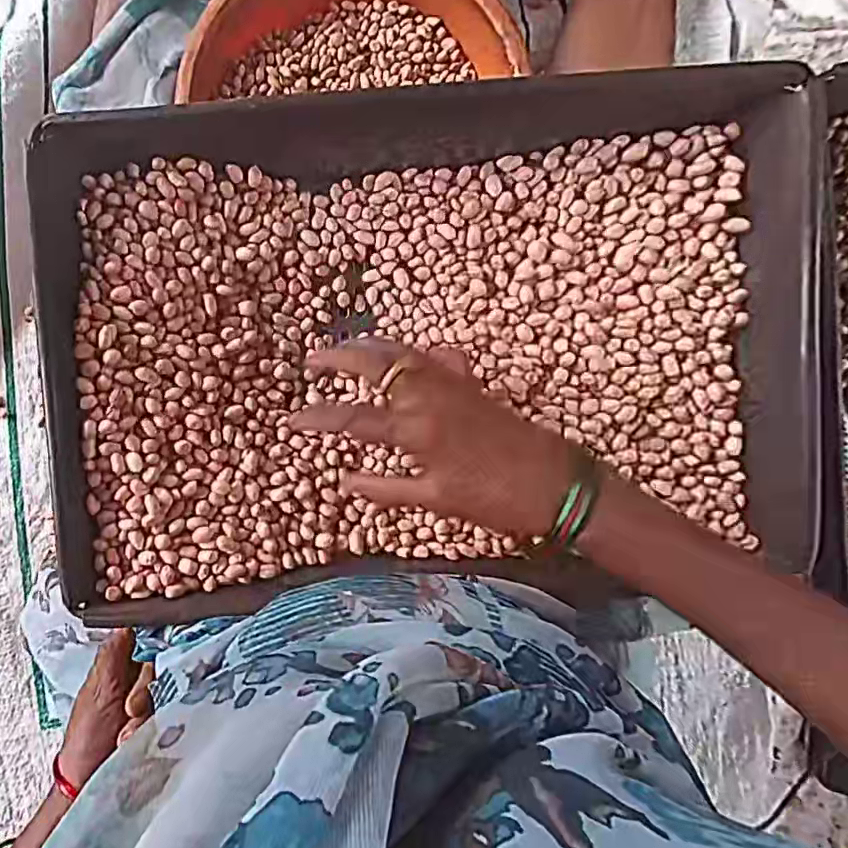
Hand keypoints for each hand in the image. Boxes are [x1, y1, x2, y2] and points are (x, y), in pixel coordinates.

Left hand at [55, 629, 152, 791]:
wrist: (88, 784)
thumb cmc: (86, 737)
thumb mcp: (97, 692)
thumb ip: (112, 656)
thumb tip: (124, 622)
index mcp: (120, 670)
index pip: (146, 648)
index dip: (147, 662)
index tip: (138, 683)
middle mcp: (138, 684)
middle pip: (158, 672)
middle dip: (143, 694)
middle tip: (127, 711)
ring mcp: (150, 706)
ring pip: (165, 695)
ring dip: (145, 717)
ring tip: (126, 735)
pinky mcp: (160, 726)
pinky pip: (170, 717)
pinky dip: (153, 731)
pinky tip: (135, 742)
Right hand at [287, 338, 578, 539]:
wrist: (556, 482)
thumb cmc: (492, 498)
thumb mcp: (433, 500)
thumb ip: (383, 488)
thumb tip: (342, 482)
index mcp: (413, 429)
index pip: (351, 419)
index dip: (316, 419)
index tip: (290, 421)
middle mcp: (427, 396)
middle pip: (374, 364)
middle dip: (338, 357)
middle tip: (312, 359)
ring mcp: (450, 384)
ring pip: (401, 352)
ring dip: (369, 347)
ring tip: (347, 348)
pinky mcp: (469, 383)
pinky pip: (433, 356)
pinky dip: (413, 352)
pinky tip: (409, 357)